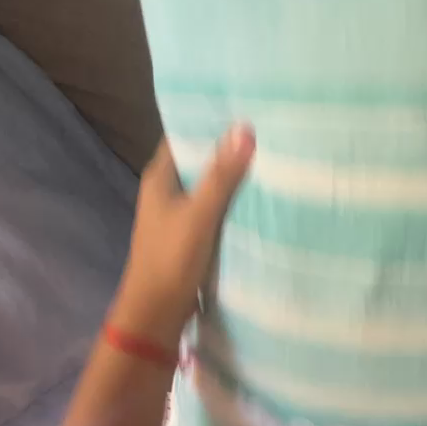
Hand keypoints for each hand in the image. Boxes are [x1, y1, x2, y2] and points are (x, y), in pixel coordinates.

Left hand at [109, 125, 254, 347]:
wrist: (156, 316)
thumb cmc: (171, 260)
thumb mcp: (199, 215)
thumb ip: (221, 176)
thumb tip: (244, 129)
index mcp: (159, 179)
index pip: (184, 138)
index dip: (210, 124)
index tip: (244, 109)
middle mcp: (166, 194)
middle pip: (200, 164)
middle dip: (228, 152)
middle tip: (267, 134)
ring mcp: (177, 218)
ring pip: (209, 191)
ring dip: (232, 182)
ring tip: (270, 162)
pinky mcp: (190, 240)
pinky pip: (214, 215)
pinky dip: (232, 209)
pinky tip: (259, 205)